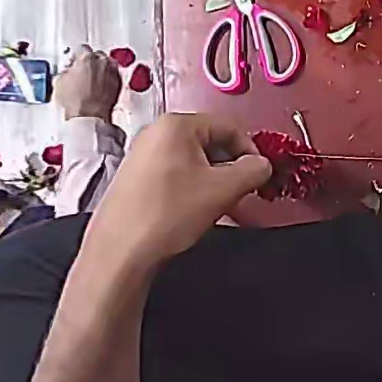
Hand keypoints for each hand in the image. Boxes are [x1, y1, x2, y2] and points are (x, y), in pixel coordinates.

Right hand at [57, 48, 121, 121]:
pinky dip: (107, 76)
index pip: (82, 49)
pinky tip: (99, 84)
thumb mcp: (60, 81)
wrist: (89, 115)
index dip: (76, 55)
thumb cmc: (76, 100)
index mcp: (87, 58)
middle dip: (90, 60)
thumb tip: (69, 70)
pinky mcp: (119, 82)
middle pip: (97, 55)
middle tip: (82, 69)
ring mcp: (113, 72)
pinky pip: (113, 74)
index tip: (74, 59)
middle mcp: (103, 62)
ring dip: (100, 68)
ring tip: (91, 78)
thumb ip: (67, 70)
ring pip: (107, 63)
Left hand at [80, 114, 272, 271]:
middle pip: (213, 143)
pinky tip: (199, 211)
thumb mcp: (225, 189)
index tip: (258, 175)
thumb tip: (262, 165)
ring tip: (223, 206)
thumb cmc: (168, 214)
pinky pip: (178, 173)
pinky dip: (195, 188)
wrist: (118, 255)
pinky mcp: (136, 177)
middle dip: (232, 169)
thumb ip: (255, 170)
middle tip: (242, 193)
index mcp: (177, 125)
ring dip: (216, 181)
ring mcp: (143, 155)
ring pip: (197, 161)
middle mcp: (156, 133)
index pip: (231, 128)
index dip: (250, 152)